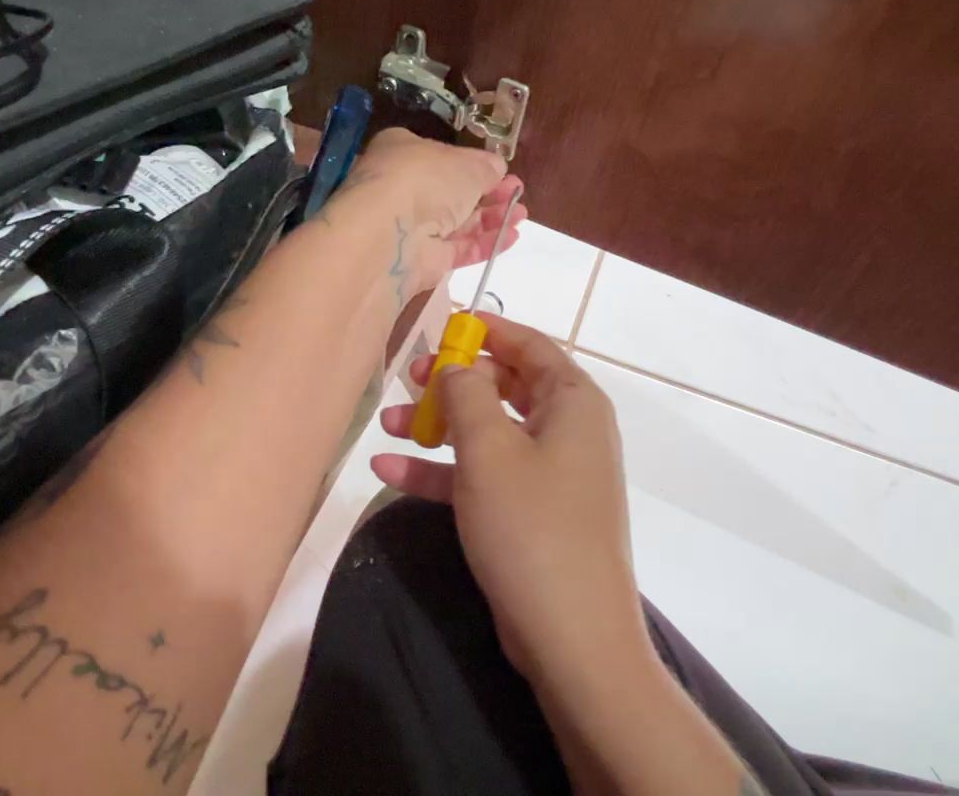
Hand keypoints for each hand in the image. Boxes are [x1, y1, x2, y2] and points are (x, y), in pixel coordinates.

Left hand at [330, 128, 526, 294]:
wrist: (391, 234)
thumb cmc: (425, 180)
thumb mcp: (465, 164)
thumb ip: (485, 167)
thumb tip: (497, 168)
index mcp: (403, 153)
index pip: (442, 157)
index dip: (472, 164)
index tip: (502, 170)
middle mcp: (404, 189)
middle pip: (452, 192)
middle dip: (489, 193)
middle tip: (518, 193)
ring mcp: (412, 227)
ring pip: (458, 222)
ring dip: (492, 218)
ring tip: (521, 215)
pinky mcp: (423, 260)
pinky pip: (459, 249)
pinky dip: (485, 243)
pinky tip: (512, 236)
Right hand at [373, 314, 646, 681]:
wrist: (572, 635)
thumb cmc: (531, 525)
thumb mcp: (489, 449)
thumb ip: (466, 395)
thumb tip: (456, 367)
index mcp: (572, 402)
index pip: (530, 345)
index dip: (488, 330)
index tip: (445, 323)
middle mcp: (566, 430)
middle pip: (505, 387)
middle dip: (453, 382)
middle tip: (408, 379)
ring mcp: (550, 474)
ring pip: (488, 433)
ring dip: (438, 427)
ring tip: (386, 424)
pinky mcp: (530, 513)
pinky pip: (484, 476)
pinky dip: (442, 471)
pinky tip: (389, 470)